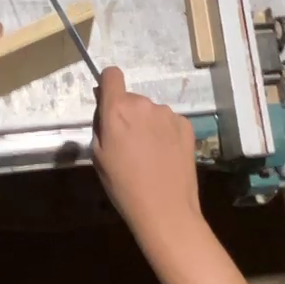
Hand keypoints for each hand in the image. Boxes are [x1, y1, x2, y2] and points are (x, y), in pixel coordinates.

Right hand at [92, 66, 200, 239]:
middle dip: (127, 113)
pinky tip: (165, 155)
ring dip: (146, 123)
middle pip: (131, 98)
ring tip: (148, 153)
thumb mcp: (98, 156)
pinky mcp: (186, 125)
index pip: (111, 75)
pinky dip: (164, 132)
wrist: (165, 208)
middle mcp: (144, 104)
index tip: (108, 102)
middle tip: (127, 143)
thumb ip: (100, 125)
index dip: (107, 85)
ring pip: (150, 111)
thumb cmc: (123, 185)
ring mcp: (168, 113)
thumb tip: (105, 107)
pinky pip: (168, 121)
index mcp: (118, 110)